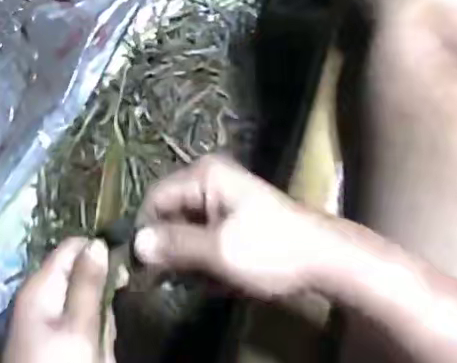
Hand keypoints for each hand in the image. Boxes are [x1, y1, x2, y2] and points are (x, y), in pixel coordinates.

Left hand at [2, 238, 117, 362]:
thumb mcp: (78, 330)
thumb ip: (88, 284)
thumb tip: (98, 241)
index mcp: (39, 285)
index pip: (74, 245)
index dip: (101, 248)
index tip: (126, 262)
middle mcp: (39, 297)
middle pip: (81, 276)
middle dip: (102, 295)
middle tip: (109, 320)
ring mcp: (43, 323)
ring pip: (84, 306)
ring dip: (99, 323)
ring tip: (100, 346)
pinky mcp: (50, 345)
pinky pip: (79, 330)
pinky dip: (91, 341)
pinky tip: (95, 356)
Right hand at [133, 155, 343, 301]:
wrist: (321, 257)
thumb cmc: (269, 248)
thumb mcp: (219, 251)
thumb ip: (175, 245)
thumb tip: (135, 243)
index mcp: (203, 175)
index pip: (156, 197)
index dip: (147, 231)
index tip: (143, 268)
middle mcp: (209, 178)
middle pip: (170, 212)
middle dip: (171, 247)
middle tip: (173, 280)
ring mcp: (222, 196)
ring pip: (187, 227)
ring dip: (190, 257)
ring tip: (204, 280)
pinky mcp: (233, 215)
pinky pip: (205, 234)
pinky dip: (206, 256)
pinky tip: (219, 277)